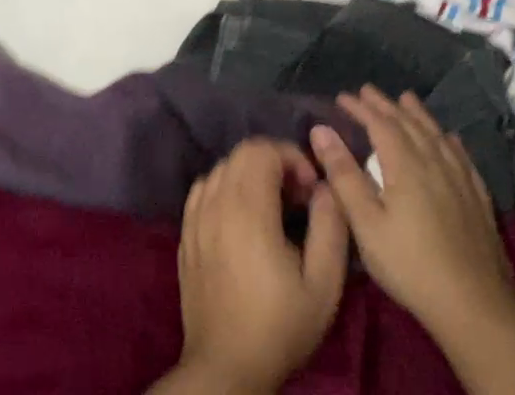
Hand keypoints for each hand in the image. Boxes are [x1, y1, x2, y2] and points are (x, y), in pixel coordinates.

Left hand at [168, 140, 351, 393]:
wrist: (227, 364)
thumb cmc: (280, 326)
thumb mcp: (323, 283)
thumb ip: (330, 227)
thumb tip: (327, 188)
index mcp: (246, 210)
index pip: (260, 149)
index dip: (291, 157)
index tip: (311, 190)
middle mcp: (214, 205)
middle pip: (239, 154)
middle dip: (273, 164)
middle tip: (298, 199)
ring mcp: (194, 219)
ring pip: (219, 170)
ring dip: (248, 176)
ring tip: (274, 210)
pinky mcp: (185, 236)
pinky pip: (202, 192)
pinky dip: (225, 191)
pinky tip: (243, 221)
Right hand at [310, 86, 514, 334]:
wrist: (474, 306)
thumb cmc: (409, 264)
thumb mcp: (365, 223)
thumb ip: (343, 174)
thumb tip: (321, 130)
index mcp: (406, 167)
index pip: (381, 125)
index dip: (361, 108)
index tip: (342, 96)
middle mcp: (436, 165)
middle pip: (410, 125)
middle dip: (387, 105)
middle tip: (368, 90)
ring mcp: (462, 182)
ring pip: (438, 136)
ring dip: (418, 116)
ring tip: (406, 100)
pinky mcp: (479, 200)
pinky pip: (462, 157)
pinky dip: (449, 141)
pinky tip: (450, 139)